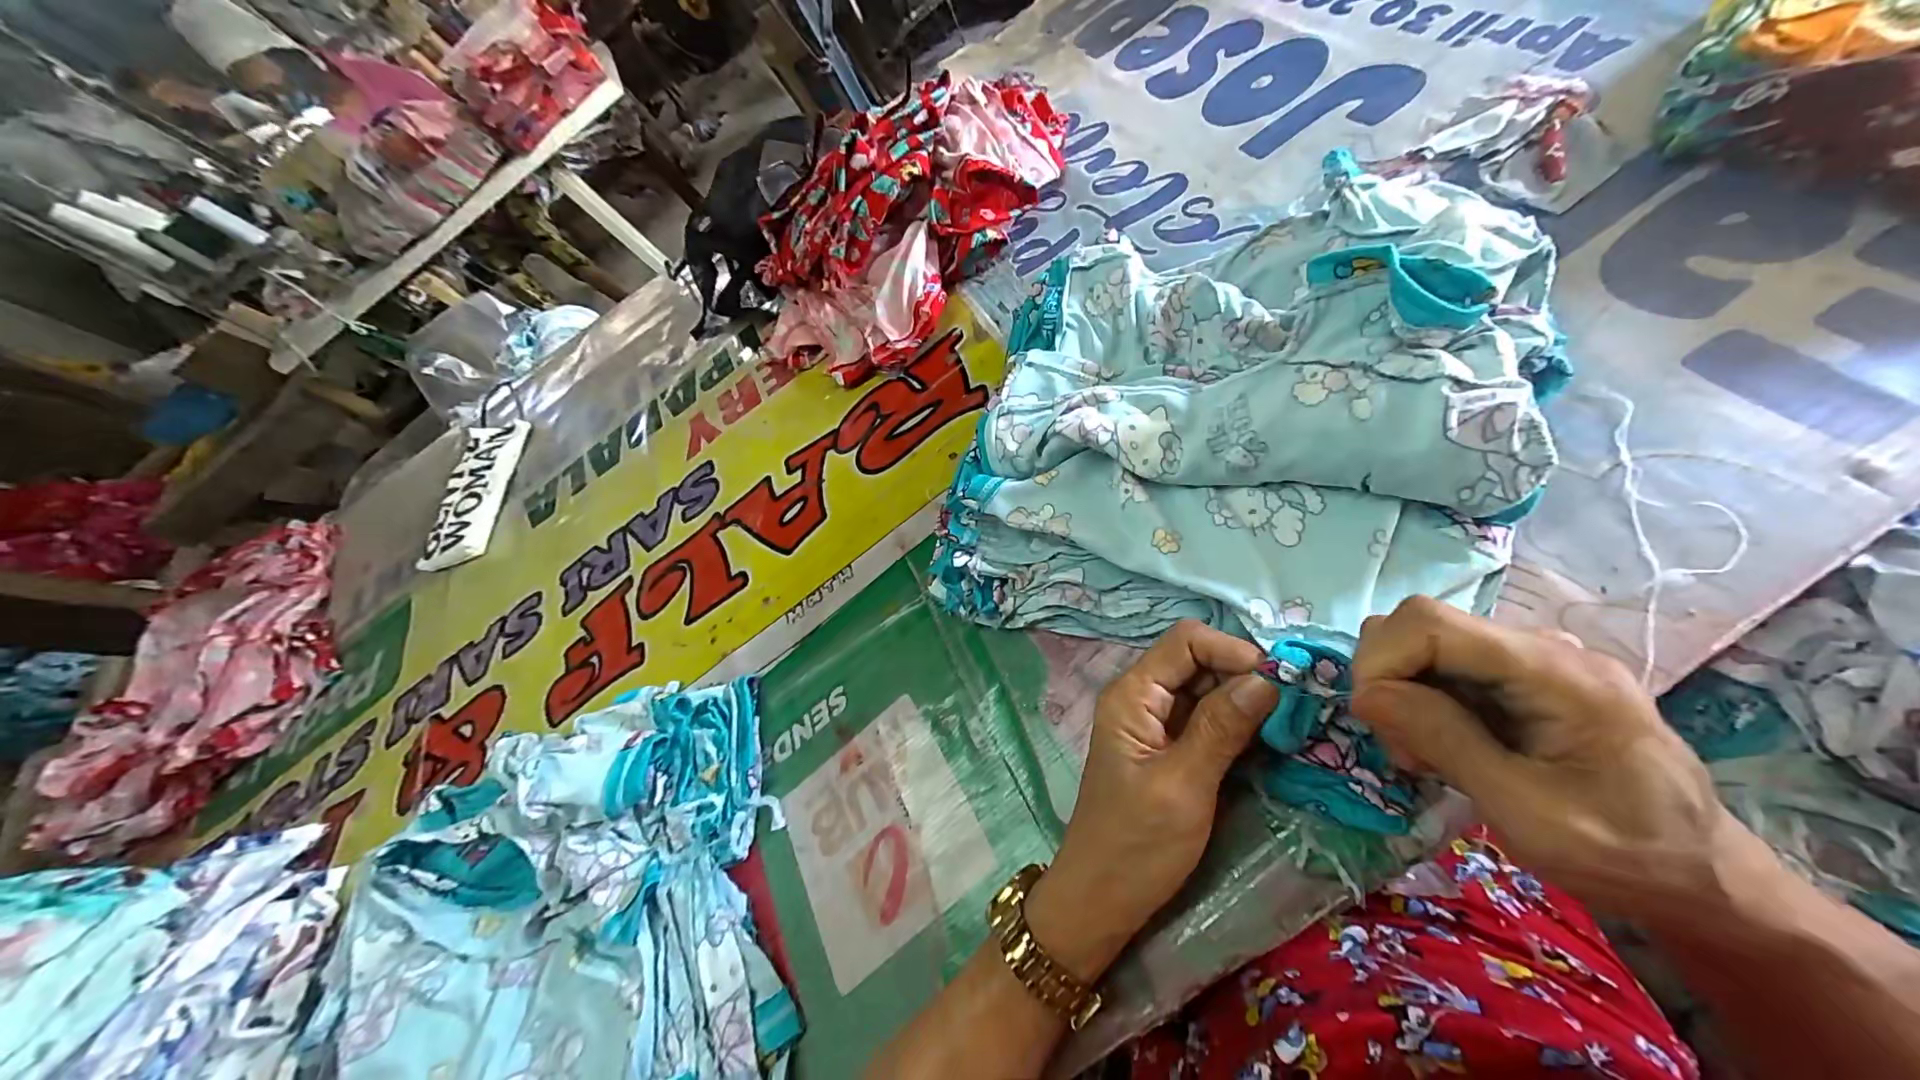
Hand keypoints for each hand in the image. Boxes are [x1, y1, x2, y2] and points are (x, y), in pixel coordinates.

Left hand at [1025, 620, 1279, 981]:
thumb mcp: (1184, 784)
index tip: (1281, 686)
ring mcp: (1156, 725)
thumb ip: (1222, 726)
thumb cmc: (1136, 845)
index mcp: (1132, 695)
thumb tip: (1270, 677)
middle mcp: (1142, 699)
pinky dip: (1240, 727)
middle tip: (1299, 711)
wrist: (1101, 899)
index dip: (1234, 652)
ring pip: (1209, 691)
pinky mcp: (1171, 751)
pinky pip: (1208, 722)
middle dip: (1248, 678)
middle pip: (1200, 662)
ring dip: (1249, 703)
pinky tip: (1272, 745)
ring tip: (1294, 727)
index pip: (1187, 641)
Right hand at [1349, 597, 1740, 921]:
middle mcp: (1544, 648)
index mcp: (1554, 671)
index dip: (1381, 660)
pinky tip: (1449, 746)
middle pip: (1422, 625)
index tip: (1373, 720)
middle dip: (1390, 679)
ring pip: (1428, 645)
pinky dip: (1426, 700)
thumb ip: (1444, 741)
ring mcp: (1537, 660)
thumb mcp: (1524, 810)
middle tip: (1407, 749)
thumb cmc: (1621, 854)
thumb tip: (1366, 694)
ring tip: (1428, 755)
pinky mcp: (1528, 679)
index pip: (1430, 622)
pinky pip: (1450, 666)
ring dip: (1405, 693)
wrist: (1705, 882)